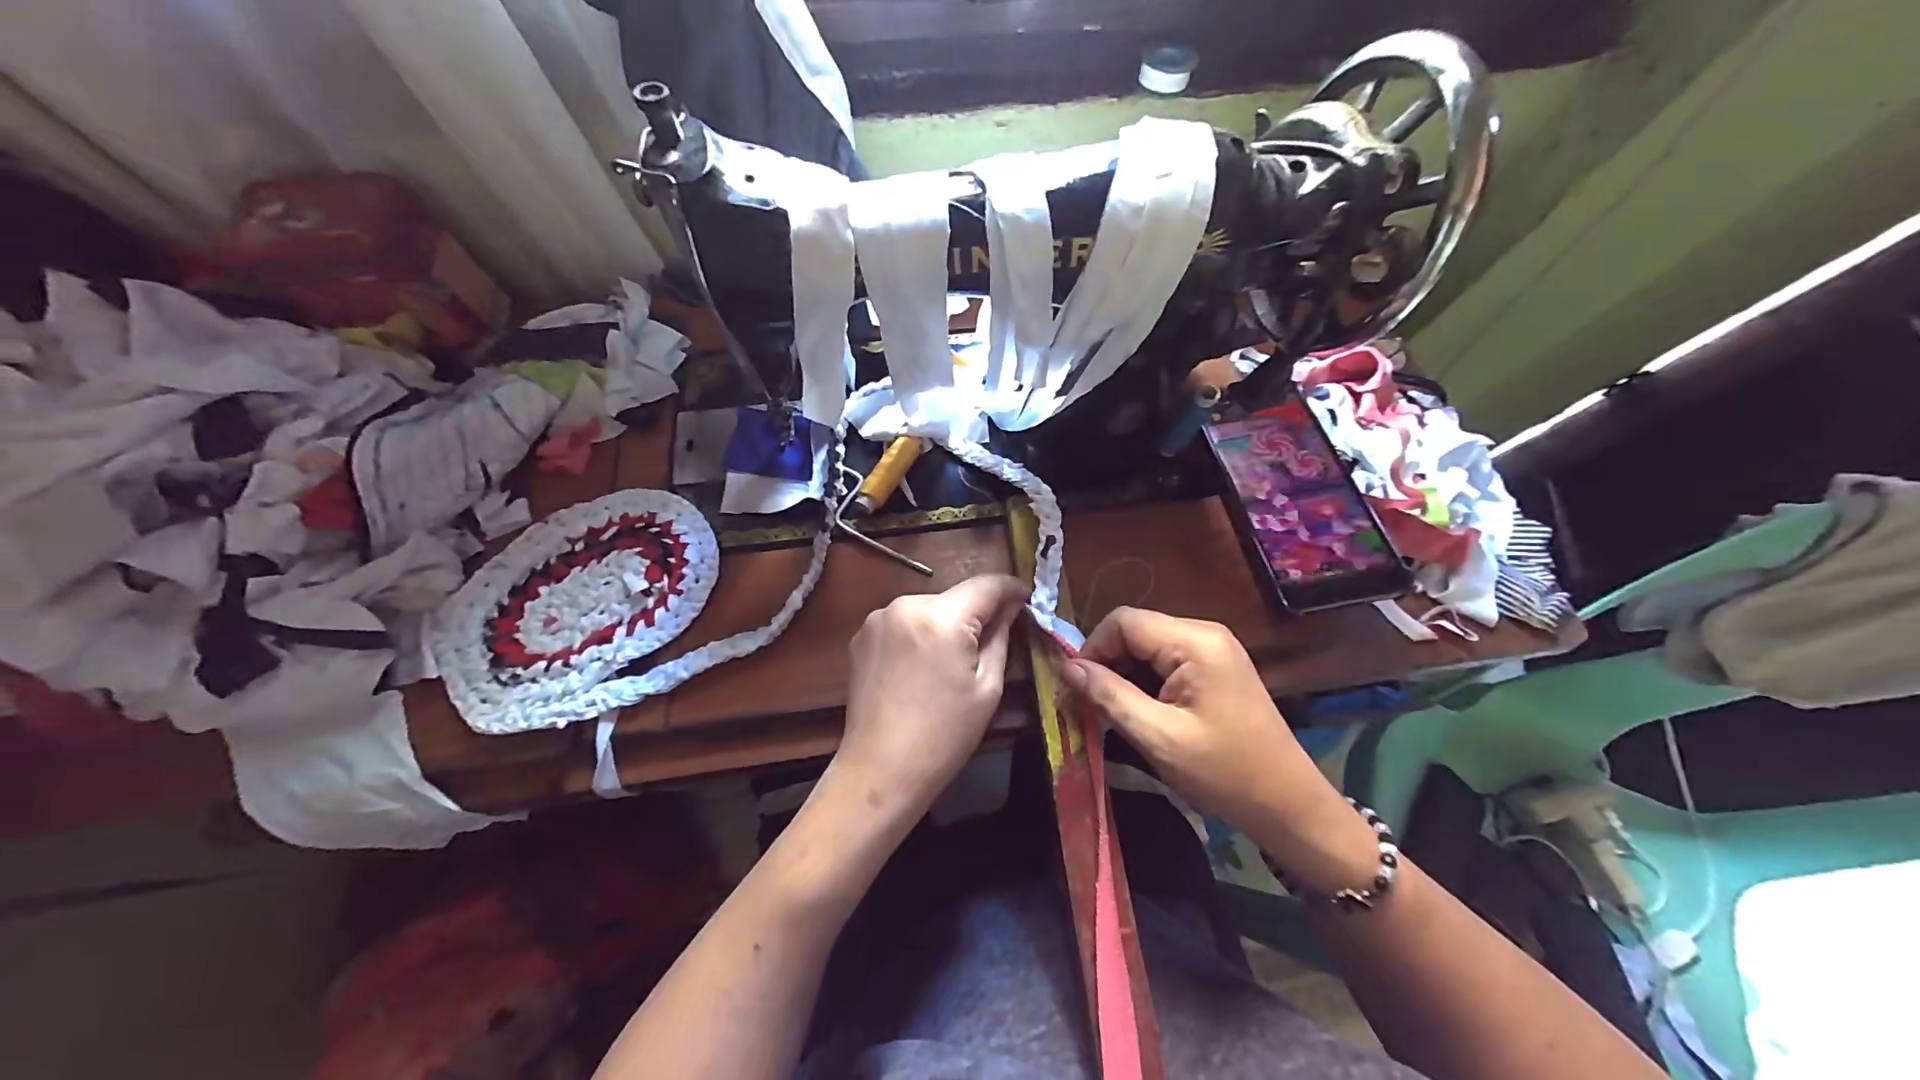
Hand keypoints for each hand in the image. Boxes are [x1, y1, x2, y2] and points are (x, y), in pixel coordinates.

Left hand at [833, 574, 1028, 818]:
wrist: (881, 767)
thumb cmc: (945, 734)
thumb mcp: (987, 687)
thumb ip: (1001, 636)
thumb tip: (1010, 607)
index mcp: (942, 618)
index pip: (986, 584)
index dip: (1011, 589)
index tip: (1026, 600)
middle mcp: (906, 605)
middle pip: (955, 596)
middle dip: (977, 612)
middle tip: (993, 641)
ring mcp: (878, 618)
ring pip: (929, 608)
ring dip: (946, 623)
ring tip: (952, 661)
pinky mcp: (862, 635)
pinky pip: (904, 622)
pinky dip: (920, 634)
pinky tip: (921, 668)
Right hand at [1061, 607, 1378, 894]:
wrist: (1288, 804)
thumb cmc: (1224, 772)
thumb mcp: (1158, 737)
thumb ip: (1109, 696)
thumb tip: (1066, 667)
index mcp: (1195, 642)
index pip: (1123, 621)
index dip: (1092, 648)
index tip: (1077, 688)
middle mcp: (1205, 633)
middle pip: (1136, 630)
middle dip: (1107, 662)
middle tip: (1091, 705)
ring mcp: (1214, 649)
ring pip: (1147, 646)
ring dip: (1124, 674)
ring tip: (1113, 712)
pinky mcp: (1216, 667)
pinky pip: (1166, 660)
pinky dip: (1145, 681)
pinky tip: (1140, 711)